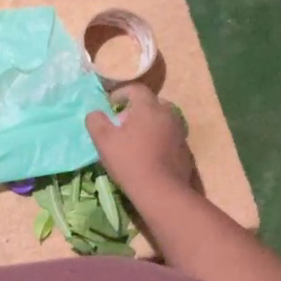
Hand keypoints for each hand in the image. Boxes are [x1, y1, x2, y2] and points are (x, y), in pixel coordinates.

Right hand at [85, 83, 194, 199]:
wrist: (161, 191)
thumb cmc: (130, 161)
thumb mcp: (103, 140)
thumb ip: (96, 121)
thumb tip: (95, 114)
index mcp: (148, 107)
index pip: (136, 89)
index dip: (121, 93)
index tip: (110, 104)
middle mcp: (167, 114)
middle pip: (152, 103)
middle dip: (136, 109)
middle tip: (123, 123)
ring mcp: (179, 132)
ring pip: (162, 120)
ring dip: (149, 124)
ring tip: (136, 139)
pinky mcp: (185, 149)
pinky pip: (169, 136)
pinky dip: (159, 138)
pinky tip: (149, 154)